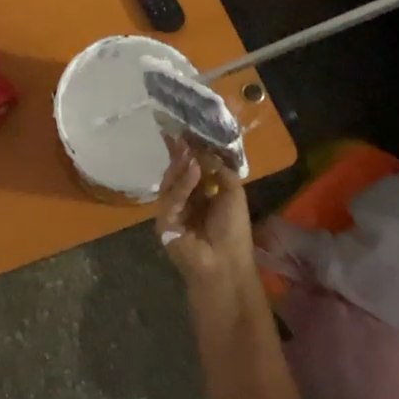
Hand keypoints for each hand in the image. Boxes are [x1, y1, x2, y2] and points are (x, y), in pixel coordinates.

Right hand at [155, 136, 255, 294]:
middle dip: (181, 155)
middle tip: (180, 136)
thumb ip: (219, 170)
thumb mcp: (233, 193)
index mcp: (203, 197)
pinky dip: (182, 184)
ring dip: (181, 166)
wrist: (226, 265)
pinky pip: (171, 199)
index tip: (187, 133)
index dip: (190, 153)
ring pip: (171, 183)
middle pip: (178, 174)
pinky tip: (192, 170)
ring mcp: (173, 212)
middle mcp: (186, 202)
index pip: (191, 170)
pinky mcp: (164, 222)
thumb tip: (202, 152)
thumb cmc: (234, 231)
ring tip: (188, 150)